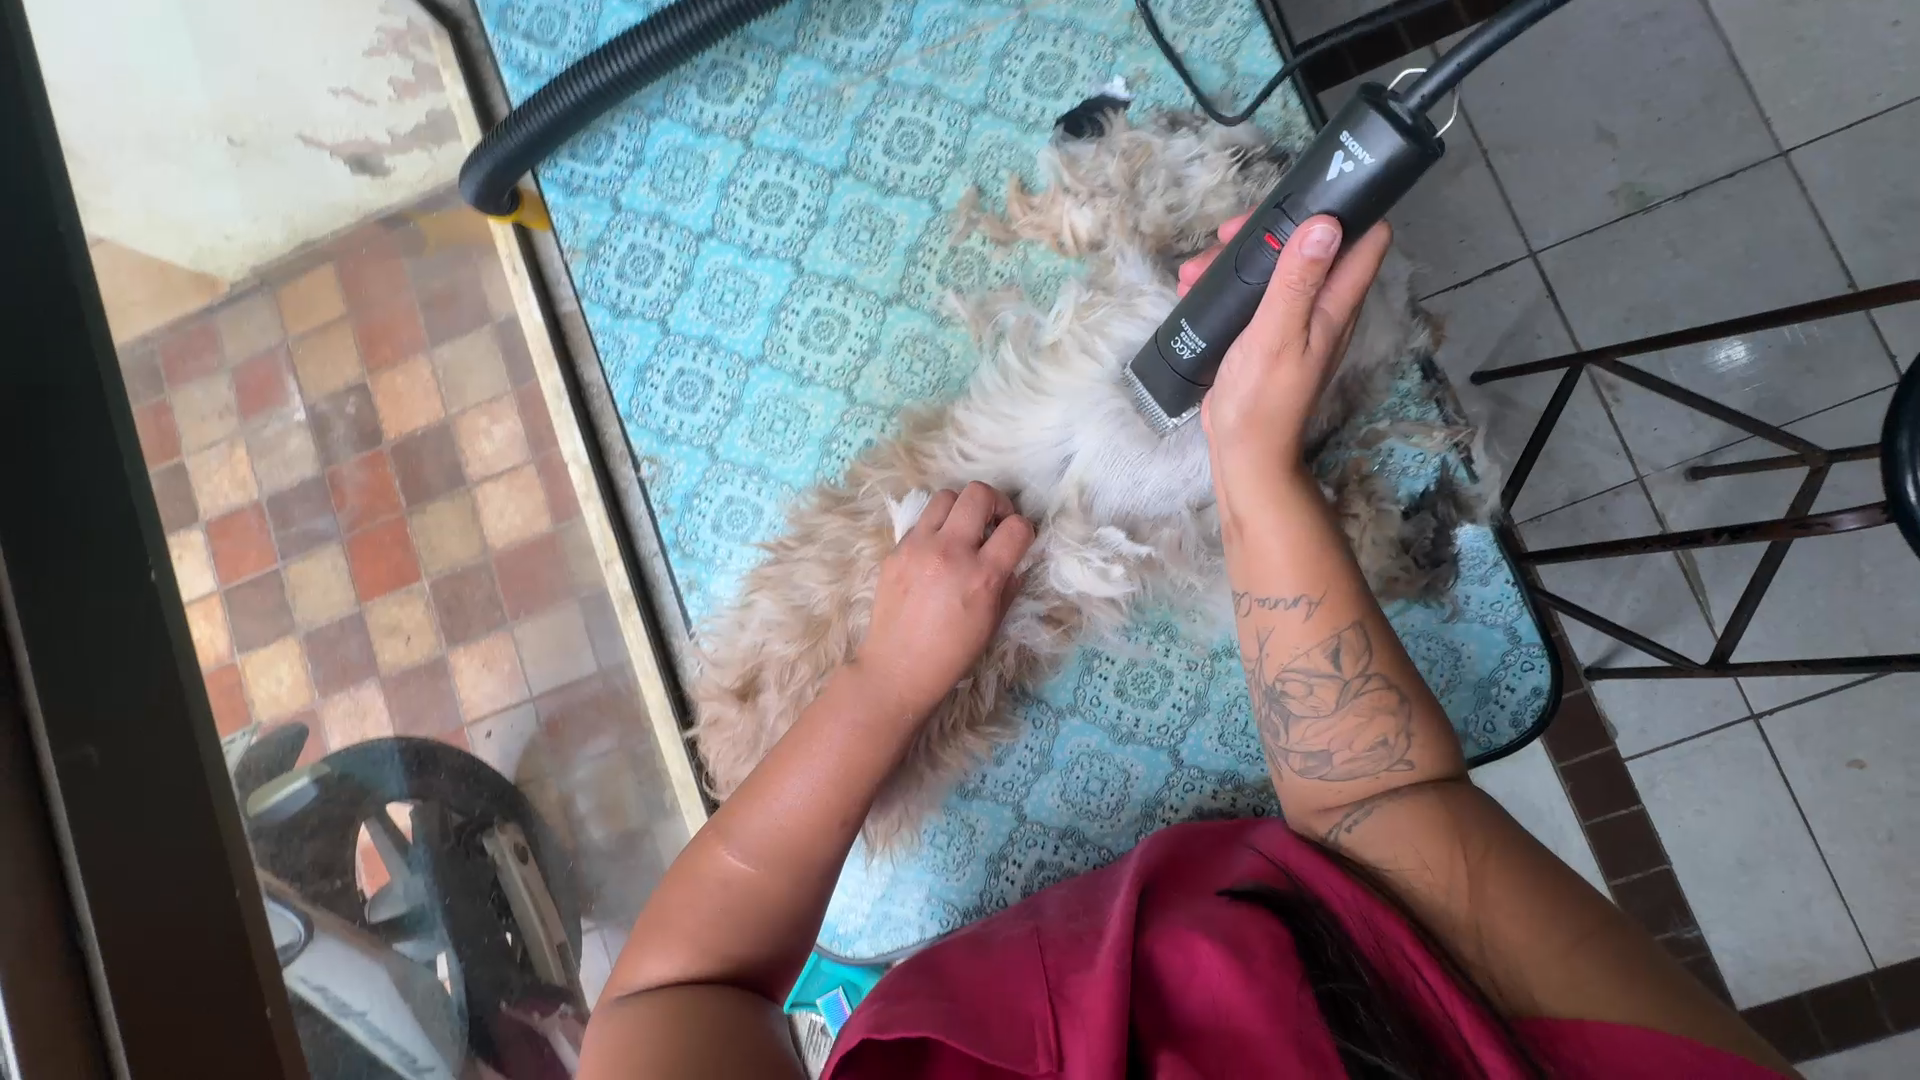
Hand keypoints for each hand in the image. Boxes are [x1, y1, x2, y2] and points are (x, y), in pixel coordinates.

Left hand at [851, 482, 1034, 719]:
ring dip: (962, 508)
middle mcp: (950, 551)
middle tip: (993, 524)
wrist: (897, 668)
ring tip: (963, 531)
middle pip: (978, 493)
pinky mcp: (895, 550)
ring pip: (946, 496)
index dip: (1025, 530)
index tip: (1018, 541)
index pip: (1017, 527)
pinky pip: (921, 521)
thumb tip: (1013, 560)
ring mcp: (918, 547)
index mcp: (981, 575)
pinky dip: (936, 528)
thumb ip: (1008, 585)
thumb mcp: (993, 623)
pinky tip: (936, 552)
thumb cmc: (952, 654)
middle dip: (995, 503)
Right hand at [1184, 213, 1392, 477]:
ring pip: (1274, 270)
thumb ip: (1297, 281)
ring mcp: (1293, 322)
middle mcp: (1322, 307)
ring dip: (1238, 261)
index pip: (1366, 236)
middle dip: (1270, 230)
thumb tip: (1325, 223)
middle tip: (1225, 234)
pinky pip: (1253, 296)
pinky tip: (1194, 292)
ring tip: (1194, 270)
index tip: (1300, 193)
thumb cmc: (1261, 397)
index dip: (1344, 205)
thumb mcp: (1276, 335)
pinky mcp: (1265, 336)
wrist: (1243, 450)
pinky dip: (1228, 288)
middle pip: (1311, 245)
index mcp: (1335, 303)